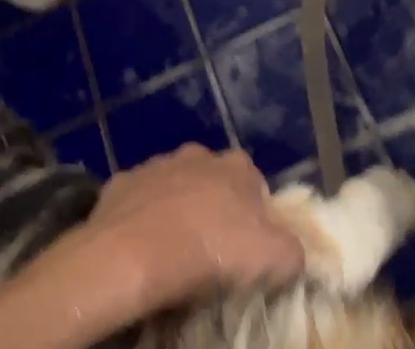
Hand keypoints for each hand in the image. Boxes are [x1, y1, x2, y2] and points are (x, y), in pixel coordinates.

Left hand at [59, 145, 304, 316]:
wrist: (135, 253)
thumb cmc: (211, 251)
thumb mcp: (272, 259)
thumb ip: (292, 250)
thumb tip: (293, 252)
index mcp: (237, 166)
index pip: (255, 184)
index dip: (254, 215)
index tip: (248, 246)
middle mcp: (197, 155)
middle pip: (212, 180)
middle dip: (213, 206)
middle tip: (212, 248)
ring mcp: (155, 165)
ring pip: (173, 185)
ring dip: (176, 208)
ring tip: (175, 249)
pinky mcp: (121, 182)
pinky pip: (138, 200)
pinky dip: (142, 217)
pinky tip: (143, 244)